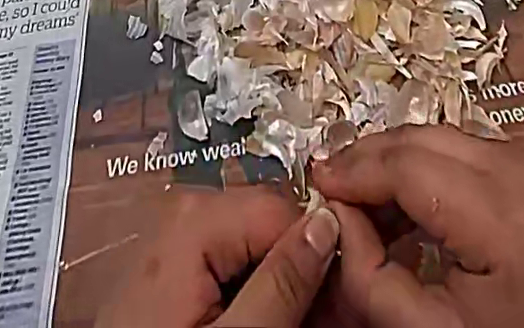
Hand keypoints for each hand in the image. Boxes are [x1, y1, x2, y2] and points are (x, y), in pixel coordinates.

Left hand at [94, 184, 339, 327]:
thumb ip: (281, 284)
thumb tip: (326, 224)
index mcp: (198, 215)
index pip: (283, 208)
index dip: (320, 249)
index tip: (343, 299)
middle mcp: (189, 206)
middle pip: (270, 219)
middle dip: (300, 264)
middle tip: (321, 318)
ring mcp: (182, 227)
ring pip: (256, 238)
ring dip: (280, 276)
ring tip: (291, 320)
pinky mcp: (180, 252)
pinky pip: (232, 253)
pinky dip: (254, 281)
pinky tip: (259, 315)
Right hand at [311, 126, 523, 327]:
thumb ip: (368, 272)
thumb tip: (333, 213)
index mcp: (506, 215)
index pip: (403, 165)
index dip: (351, 170)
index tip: (316, 183)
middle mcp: (523, 175)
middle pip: (415, 139)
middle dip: (365, 158)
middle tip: (331, 186)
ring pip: (432, 137)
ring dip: (390, 160)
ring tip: (362, 197)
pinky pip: (456, 149)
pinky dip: (418, 165)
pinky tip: (401, 201)